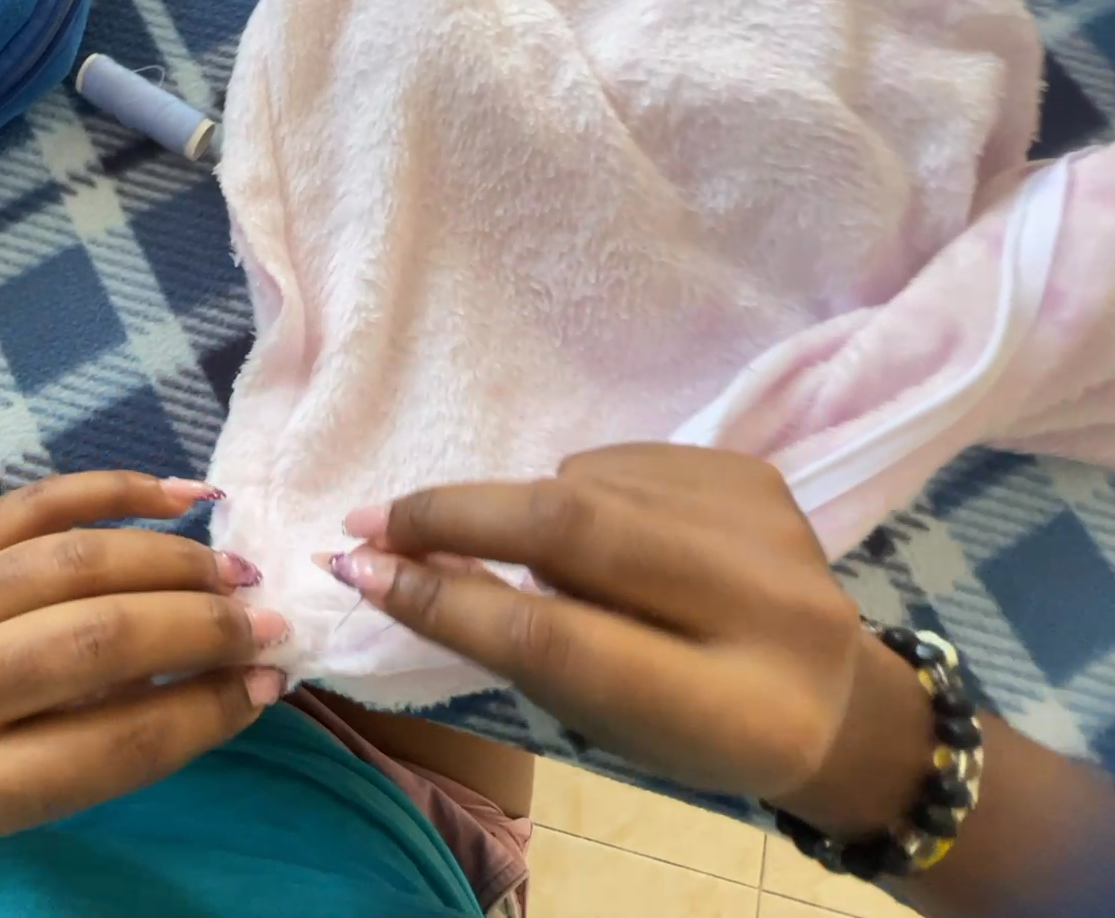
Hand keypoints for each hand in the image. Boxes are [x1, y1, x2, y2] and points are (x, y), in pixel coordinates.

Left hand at [0, 472, 286, 836]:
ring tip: (230, 571)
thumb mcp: (57, 777)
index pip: (117, 743)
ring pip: (75, 560)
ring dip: (170, 560)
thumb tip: (255, 672)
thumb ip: (146, 727)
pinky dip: (118, 490)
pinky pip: (42, 500)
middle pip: (96, 639)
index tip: (269, 678)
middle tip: (262, 618)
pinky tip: (180, 498)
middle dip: (199, 624)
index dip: (208, 709)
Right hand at [326, 444, 932, 833]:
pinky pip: (609, 463)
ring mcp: (770, 527)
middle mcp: (769, 609)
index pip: (551, 639)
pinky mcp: (756, 476)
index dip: (440, 598)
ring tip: (531, 555)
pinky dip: (572, 490)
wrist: (831, 695)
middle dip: (449, 514)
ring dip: (516, 514)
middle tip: (373, 521)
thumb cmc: (686, 725)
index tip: (357, 567)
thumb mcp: (598, 715)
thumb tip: (393, 562)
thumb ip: (507, 637)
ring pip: (575, 486)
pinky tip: (605, 531)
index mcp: (731, 713)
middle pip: (566, 527)